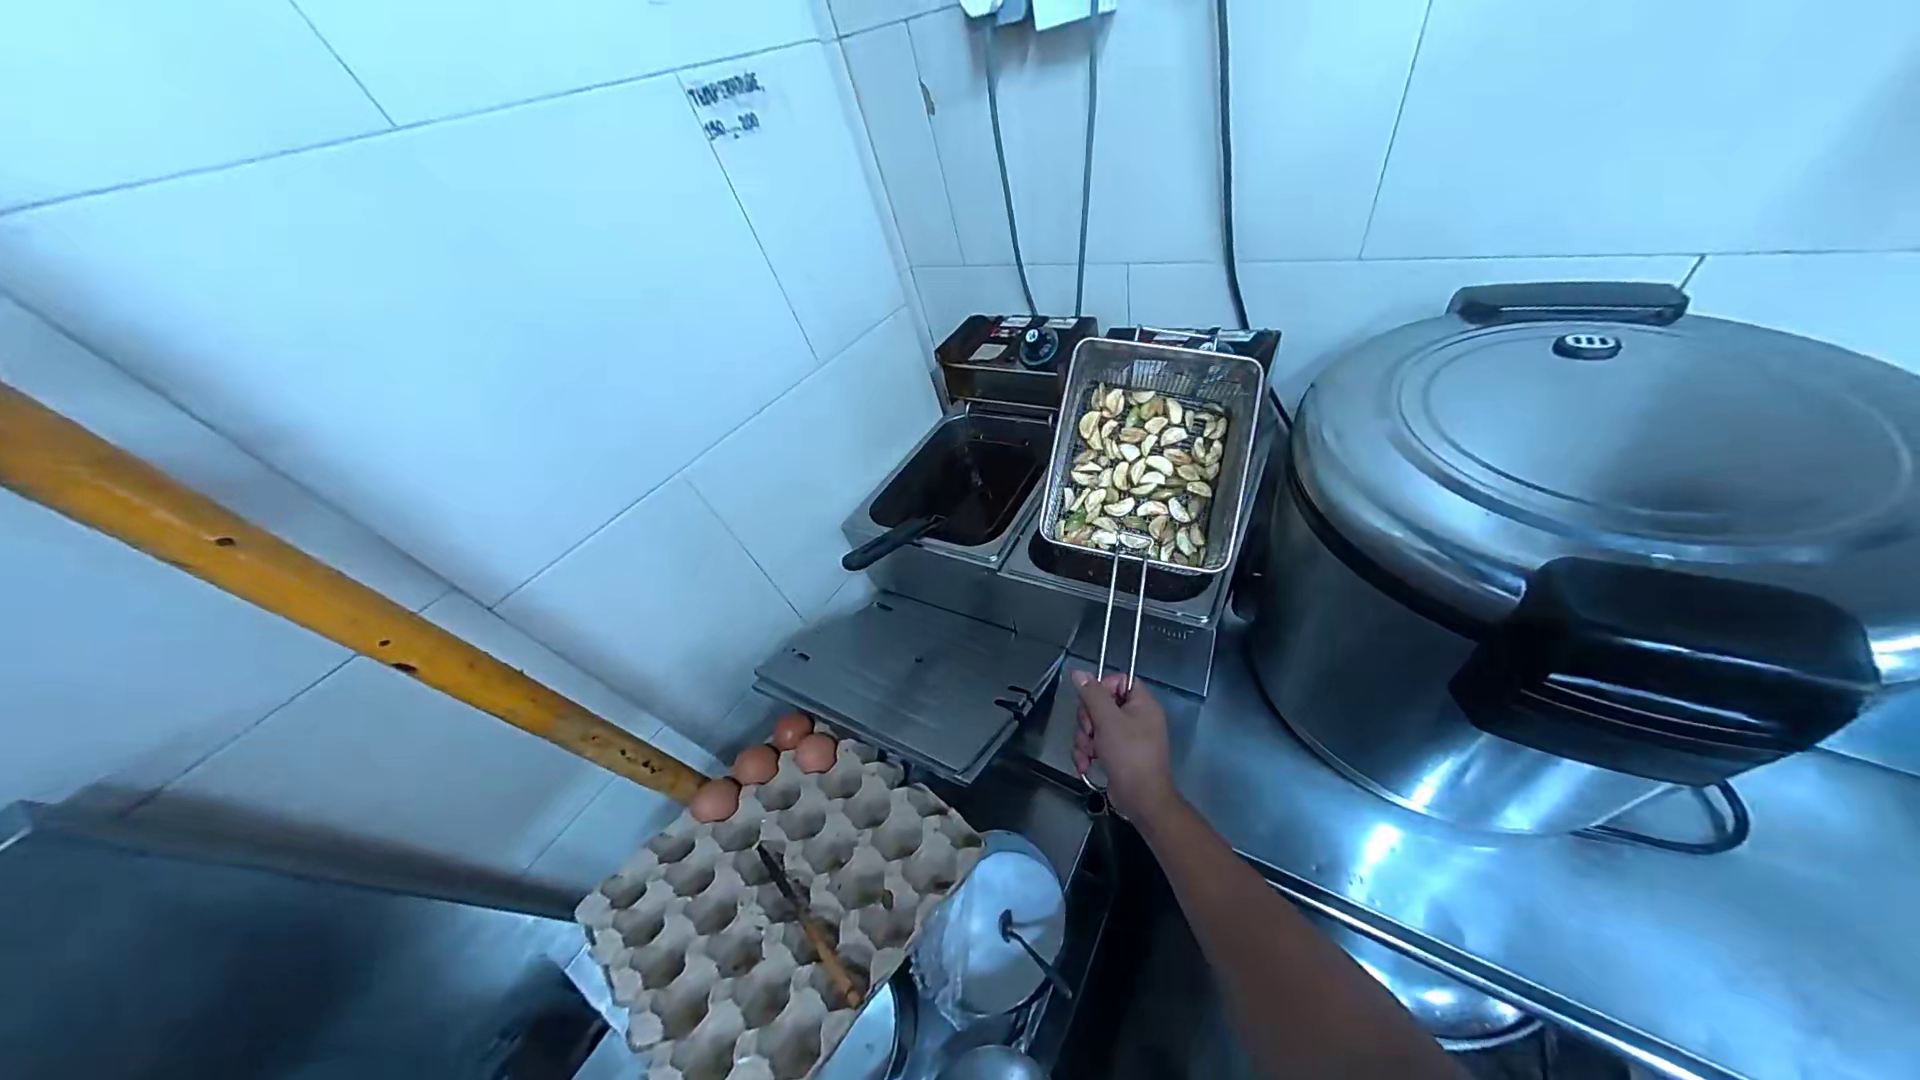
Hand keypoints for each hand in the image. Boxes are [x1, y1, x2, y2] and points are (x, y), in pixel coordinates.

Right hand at [1071, 670, 1178, 823]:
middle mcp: (1136, 718)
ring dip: (1084, 739)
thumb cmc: (1128, 754)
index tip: (1091, 701)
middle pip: (1101, 704)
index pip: (1120, 680)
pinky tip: (1085, 764)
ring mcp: (1126, 737)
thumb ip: (1092, 694)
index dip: (1102, 687)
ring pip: (1094, 726)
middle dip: (1088, 720)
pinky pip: (1095, 744)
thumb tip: (1079, 672)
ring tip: (1088, 753)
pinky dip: (1087, 753)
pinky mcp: (1117, 754)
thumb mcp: (1108, 720)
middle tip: (1090, 731)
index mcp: (1142, 704)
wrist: (1141, 799)